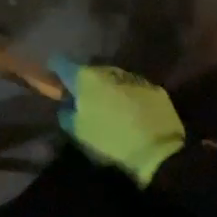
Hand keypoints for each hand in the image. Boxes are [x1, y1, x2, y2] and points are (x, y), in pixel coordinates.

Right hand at [47, 57, 185, 187]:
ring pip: (112, 78)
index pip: (59, 61)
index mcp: (84, 77)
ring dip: (107, 88)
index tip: (55, 83)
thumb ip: (66, 114)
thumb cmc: (112, 142)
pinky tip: (132, 113)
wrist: (162, 154)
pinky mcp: (155, 89)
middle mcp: (107, 70)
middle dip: (84, 82)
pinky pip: (134, 88)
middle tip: (84, 100)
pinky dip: (129, 96)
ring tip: (110, 106)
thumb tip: (67, 105)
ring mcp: (133, 78)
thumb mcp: (78, 133)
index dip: (54, 71)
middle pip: (88, 69)